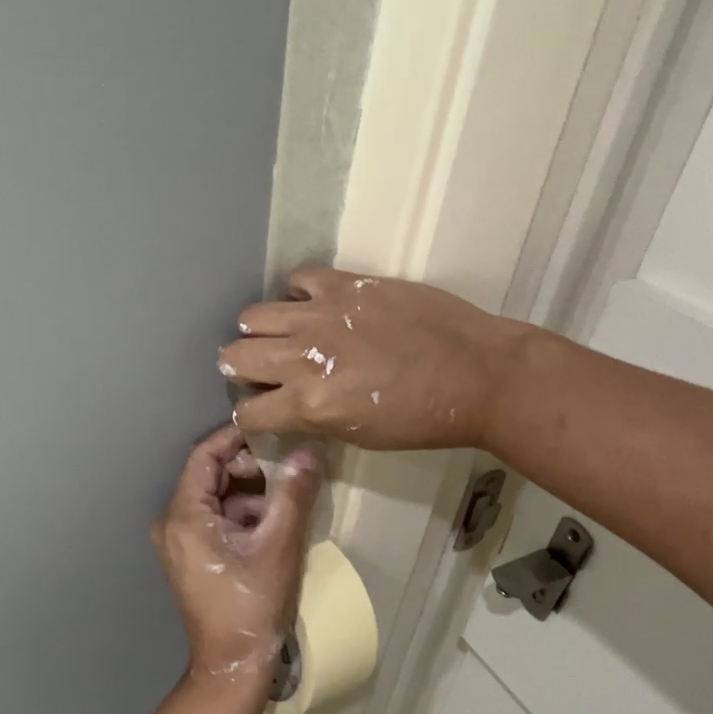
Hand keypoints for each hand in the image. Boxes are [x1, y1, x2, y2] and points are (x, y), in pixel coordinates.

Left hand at [151, 425, 323, 682]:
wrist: (232, 665)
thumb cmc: (251, 604)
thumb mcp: (279, 545)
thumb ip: (293, 494)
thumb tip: (308, 450)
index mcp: (184, 515)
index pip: (204, 456)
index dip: (236, 439)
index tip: (272, 432)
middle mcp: (173, 523)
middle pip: (210, 476)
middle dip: (249, 470)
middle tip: (287, 471)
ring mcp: (180, 542)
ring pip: (217, 499)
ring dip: (252, 495)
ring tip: (288, 499)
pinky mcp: (192, 557)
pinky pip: (216, 521)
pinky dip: (244, 517)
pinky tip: (275, 526)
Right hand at [218, 267, 535, 449]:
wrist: (478, 374)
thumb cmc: (422, 419)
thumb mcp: (358, 435)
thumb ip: (312, 417)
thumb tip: (288, 406)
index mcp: (308, 404)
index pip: (246, 412)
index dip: (251, 415)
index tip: (262, 410)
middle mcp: (302, 357)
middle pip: (234, 357)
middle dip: (240, 369)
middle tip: (262, 370)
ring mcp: (321, 314)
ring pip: (253, 315)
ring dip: (261, 331)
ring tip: (284, 335)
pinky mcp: (345, 284)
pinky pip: (298, 278)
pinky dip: (298, 293)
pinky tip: (316, 305)